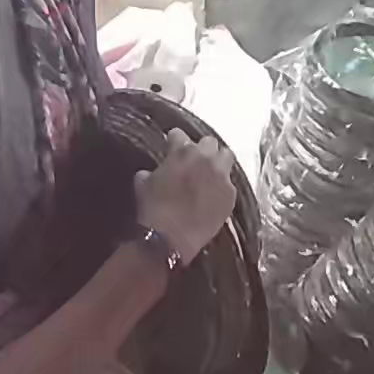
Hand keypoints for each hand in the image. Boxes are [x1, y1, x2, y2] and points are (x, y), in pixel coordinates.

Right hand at [134, 129, 236, 264]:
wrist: (171, 239)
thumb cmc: (152, 209)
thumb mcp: (143, 184)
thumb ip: (151, 172)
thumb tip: (152, 173)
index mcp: (182, 151)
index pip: (179, 134)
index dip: (174, 141)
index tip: (172, 147)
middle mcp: (206, 158)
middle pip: (209, 142)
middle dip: (201, 149)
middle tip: (194, 162)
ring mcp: (221, 176)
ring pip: (226, 157)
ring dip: (217, 162)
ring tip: (210, 174)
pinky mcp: (231, 195)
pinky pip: (229, 184)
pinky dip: (222, 187)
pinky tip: (214, 196)